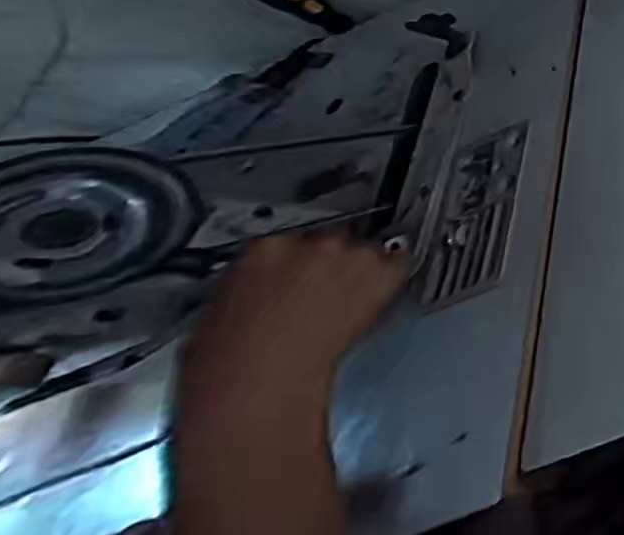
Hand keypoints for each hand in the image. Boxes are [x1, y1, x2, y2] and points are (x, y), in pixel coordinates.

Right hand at [180, 233, 407, 405]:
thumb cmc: (228, 362)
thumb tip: (269, 281)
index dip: (297, 260)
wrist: (259, 385)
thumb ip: (255, 279)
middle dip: (328, 263)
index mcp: (267, 248)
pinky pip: (400, 262)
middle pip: (333, 240)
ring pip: (366, 250)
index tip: (299, 273)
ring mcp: (353, 255)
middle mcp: (316, 243)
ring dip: (359, 270)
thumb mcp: (223, 308)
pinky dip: (393, 275)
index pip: (293, 238)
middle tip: (321, 292)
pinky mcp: (382, 272)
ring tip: (343, 302)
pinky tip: (378, 292)